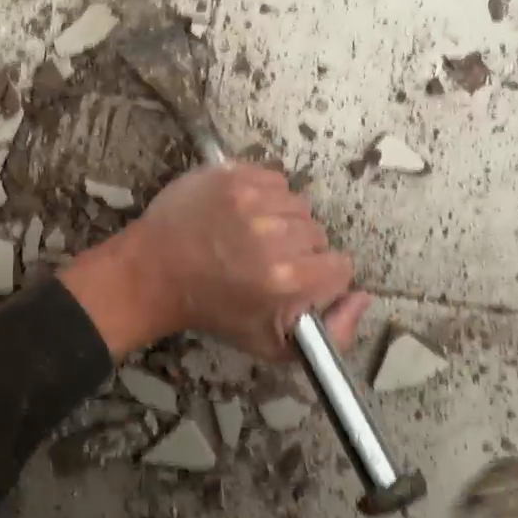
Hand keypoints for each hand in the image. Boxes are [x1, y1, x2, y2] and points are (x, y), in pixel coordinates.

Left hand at [58, 163, 370, 360]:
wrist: (155, 270)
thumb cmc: (211, 308)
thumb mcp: (270, 343)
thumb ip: (333, 333)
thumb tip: (363, 297)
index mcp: (285, 279)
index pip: (340, 266)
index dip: (321, 274)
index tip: (298, 277)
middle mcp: (272, 235)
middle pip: (318, 232)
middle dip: (300, 246)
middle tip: (267, 257)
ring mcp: (249, 199)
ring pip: (297, 202)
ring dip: (282, 217)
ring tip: (253, 233)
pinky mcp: (231, 174)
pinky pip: (274, 177)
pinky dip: (265, 193)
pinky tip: (243, 212)